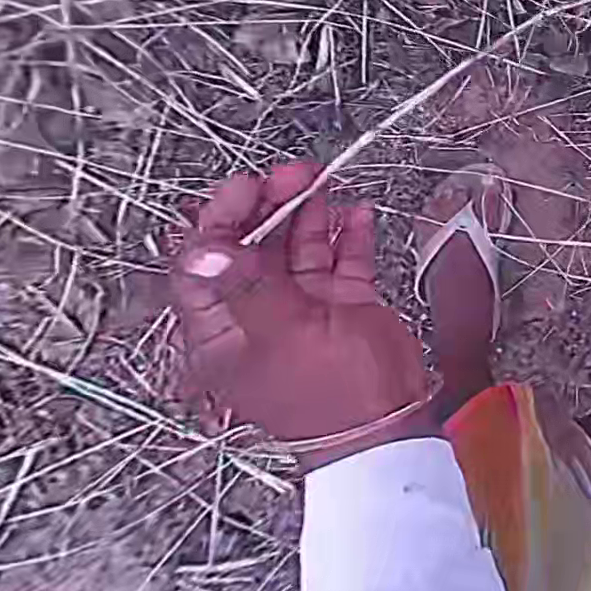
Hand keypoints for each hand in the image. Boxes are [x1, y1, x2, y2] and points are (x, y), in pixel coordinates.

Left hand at [171, 162, 435, 470]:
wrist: (389, 416)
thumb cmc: (331, 391)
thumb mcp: (287, 335)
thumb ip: (250, 288)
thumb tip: (201, 252)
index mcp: (226, 328)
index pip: (208, 264)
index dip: (221, 221)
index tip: (247, 186)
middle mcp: (261, 311)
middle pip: (256, 248)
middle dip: (272, 208)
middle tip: (294, 175)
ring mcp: (306, 304)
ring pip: (300, 248)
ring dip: (311, 214)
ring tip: (324, 183)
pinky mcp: (345, 301)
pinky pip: (342, 259)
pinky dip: (349, 235)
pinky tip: (356, 215)